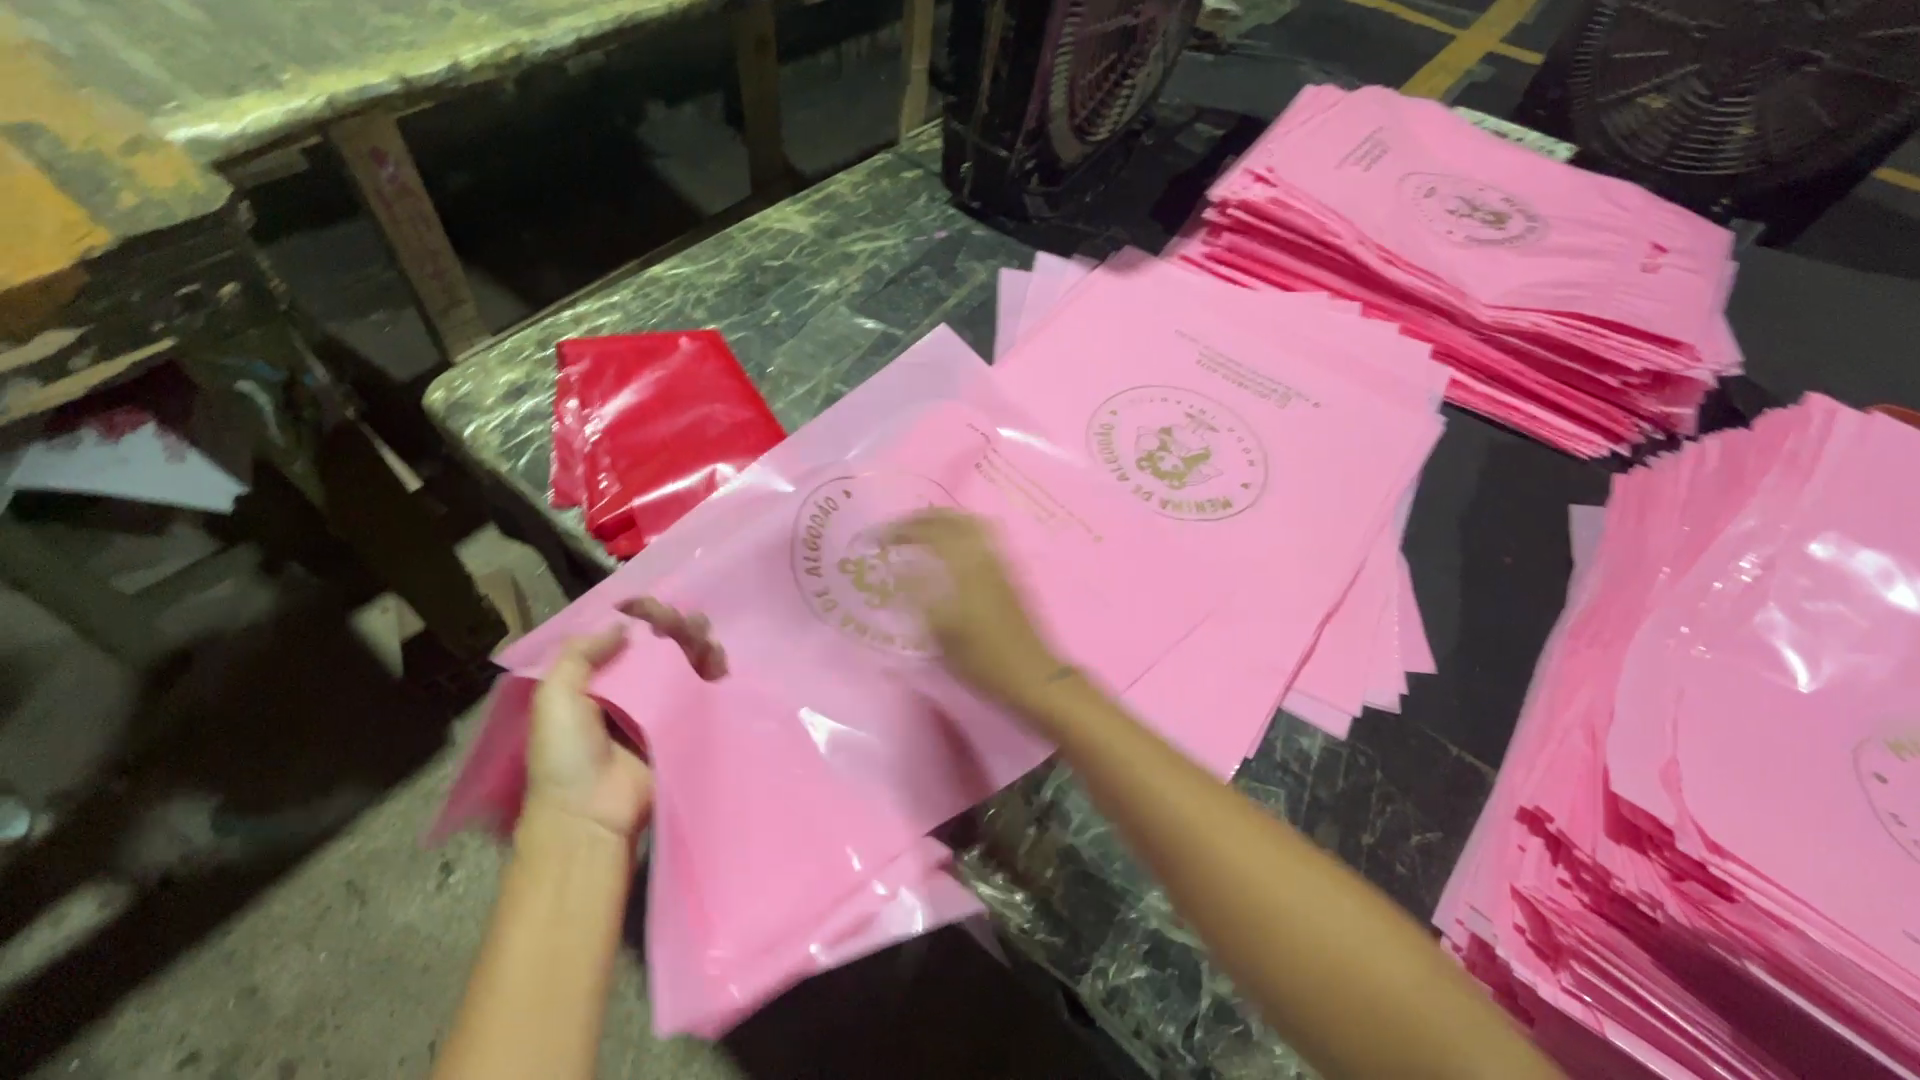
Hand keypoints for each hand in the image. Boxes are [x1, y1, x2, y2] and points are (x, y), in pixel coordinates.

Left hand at [525, 600, 725, 838]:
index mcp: (596, 680)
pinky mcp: (685, 727)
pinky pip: (704, 693)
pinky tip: (717, 659)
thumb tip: (622, 625)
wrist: (588, 813)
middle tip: (680, 620)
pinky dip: (713, 671)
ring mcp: (660, 709)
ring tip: (702, 634)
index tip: (651, 606)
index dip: (640, 617)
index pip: (625, 638)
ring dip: (696, 643)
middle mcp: (630, 690)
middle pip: (660, 647)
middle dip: (673, 626)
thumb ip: (581, 653)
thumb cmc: (565, 753)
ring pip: (685, 664)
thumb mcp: (554, 695)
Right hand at [884, 509, 1066, 709]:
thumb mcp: (940, 633)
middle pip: (952, 519)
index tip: (879, 539)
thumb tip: (899, 569)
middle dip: (921, 520)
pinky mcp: (1010, 572)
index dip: (900, 529)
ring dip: (943, 523)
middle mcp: (983, 556)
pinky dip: (961, 534)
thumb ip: (918, 595)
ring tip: (922, 535)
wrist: (1031, 675)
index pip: (928, 531)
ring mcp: (1000, 561)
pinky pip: (983, 538)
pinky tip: (950, 553)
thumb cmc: (981, 661)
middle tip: (900, 531)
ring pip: (970, 524)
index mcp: (963, 568)